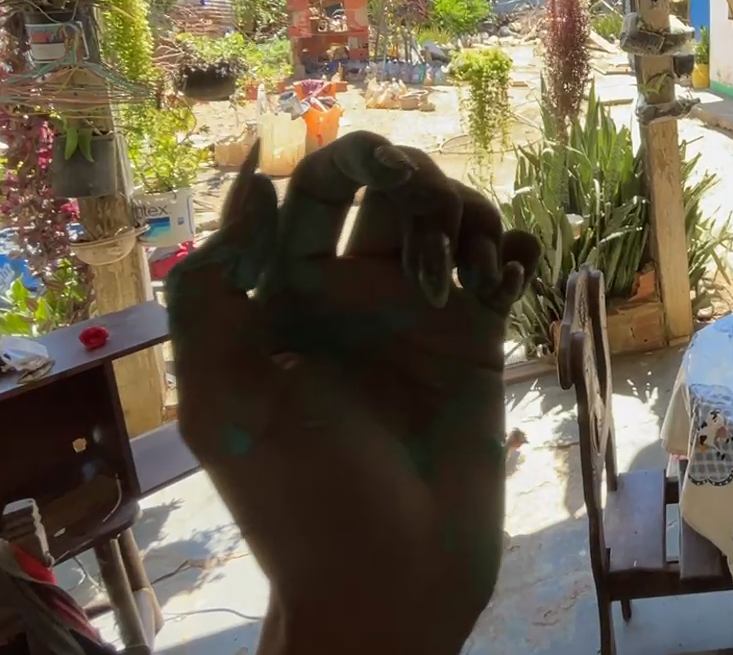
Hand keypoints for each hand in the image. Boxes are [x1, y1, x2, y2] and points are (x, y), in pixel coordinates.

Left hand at [166, 136, 540, 653]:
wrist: (397, 573)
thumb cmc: (302, 495)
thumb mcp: (229, 403)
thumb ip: (215, 294)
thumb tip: (250, 188)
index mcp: (295, 293)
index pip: (320, 192)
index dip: (349, 160)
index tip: (384, 166)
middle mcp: (363, 291)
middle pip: (400, 192)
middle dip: (424, 184)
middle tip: (436, 222)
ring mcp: (427, 311)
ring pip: (458, 218)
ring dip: (474, 221)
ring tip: (475, 278)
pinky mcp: (480, 335)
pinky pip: (505, 264)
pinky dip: (517, 251)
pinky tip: (514, 276)